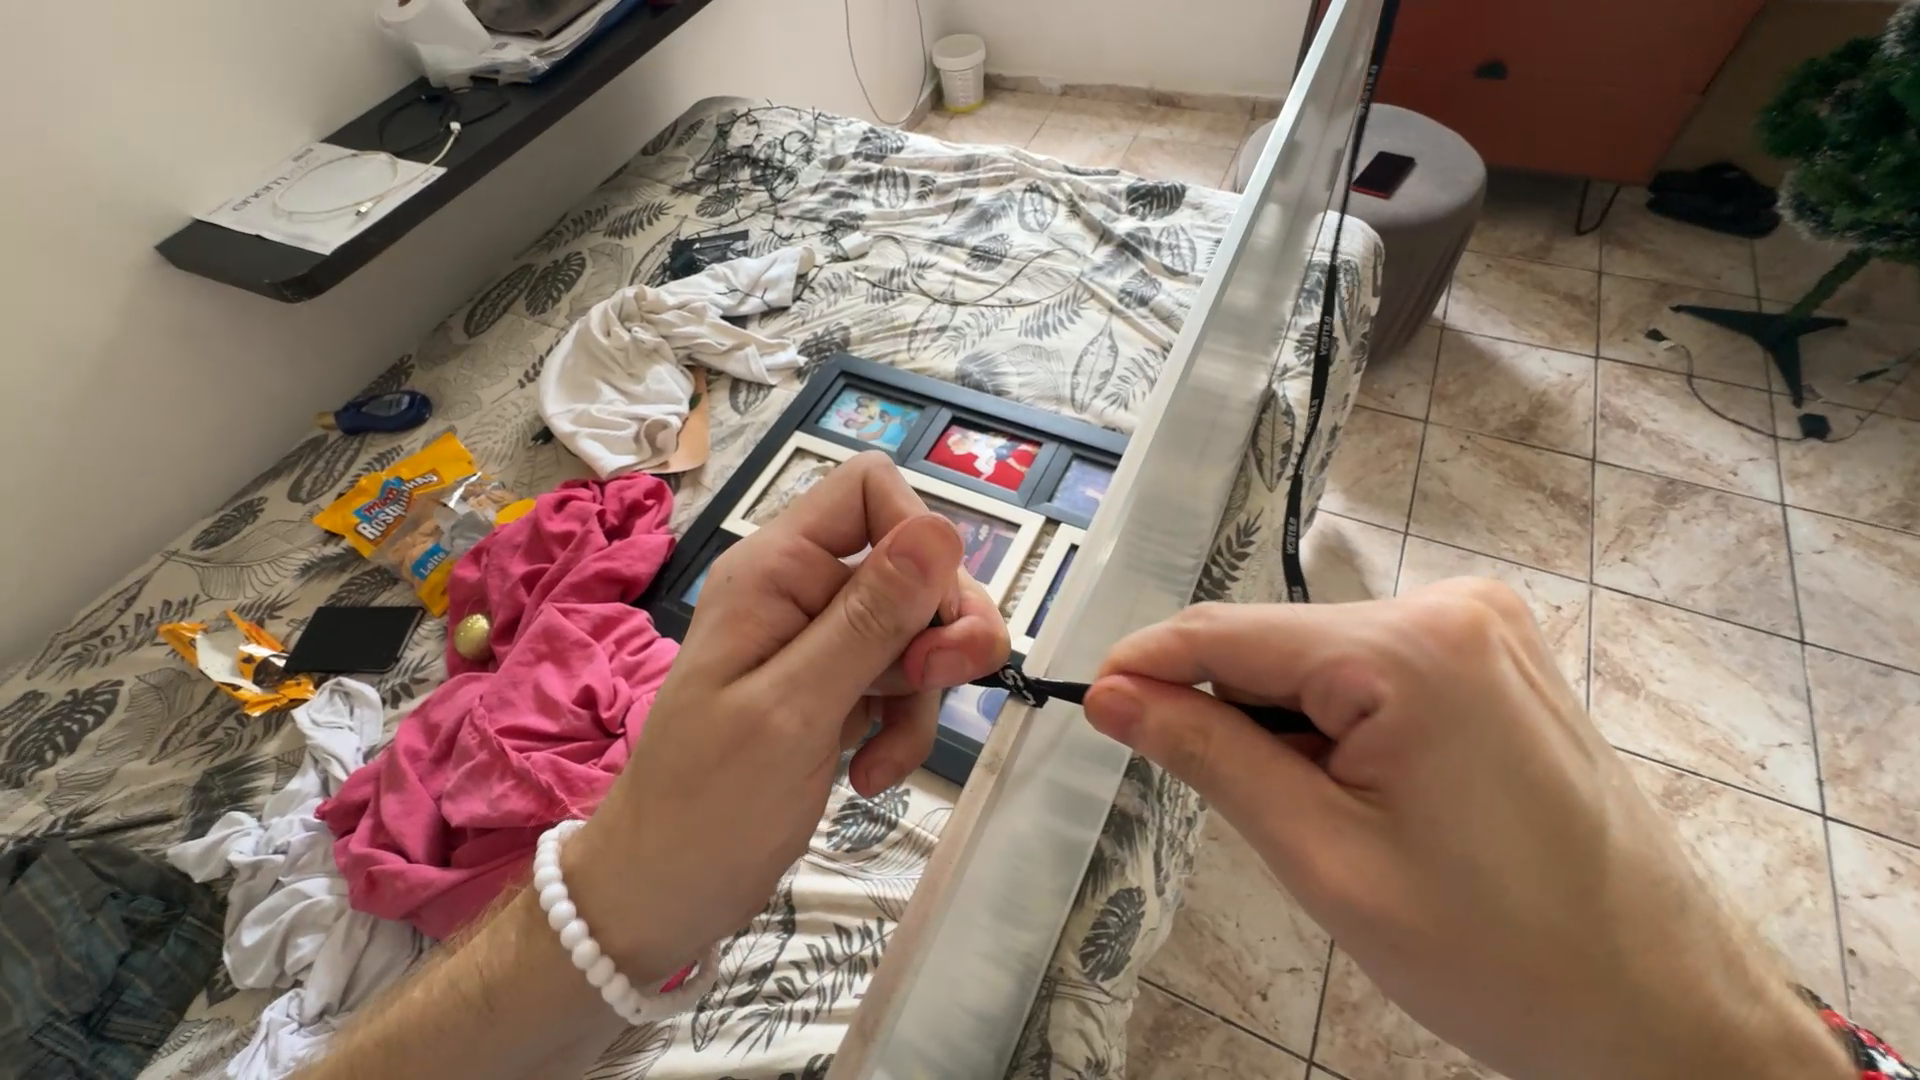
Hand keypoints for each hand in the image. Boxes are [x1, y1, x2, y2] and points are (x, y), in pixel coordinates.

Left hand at [560, 452, 1007, 986]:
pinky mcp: (837, 686)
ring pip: (918, 627)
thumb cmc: (708, 803)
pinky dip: (906, 725)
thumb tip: (942, 531)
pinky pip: (904, 679)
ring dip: (924, 692)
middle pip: (912, 563)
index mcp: (776, 568)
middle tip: (942, 680)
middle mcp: (803, 589)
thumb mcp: (794, 708)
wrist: (663, 894)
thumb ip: (869, 619)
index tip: (933, 614)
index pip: (870, 489)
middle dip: (943, 624)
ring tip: (887, 759)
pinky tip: (874, 772)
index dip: (918, 535)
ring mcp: (821, 640)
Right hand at [1082, 584, 1851, 1079]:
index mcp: (1408, 649)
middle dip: (1223, 708)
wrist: (1668, 1011)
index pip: (1227, 634)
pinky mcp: (1489, 649)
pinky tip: (1356, 783)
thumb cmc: (1496, 954)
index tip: (1087, 702)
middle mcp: (1445, 606)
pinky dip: (1328, 716)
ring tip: (1310, 808)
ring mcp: (1477, 621)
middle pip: (1272, 643)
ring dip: (1279, 720)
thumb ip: (1208, 755)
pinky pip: (1362, 664)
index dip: (1144, 664)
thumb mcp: (1323, 858)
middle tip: (1221, 795)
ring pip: (1312, 655)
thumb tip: (1109, 695)